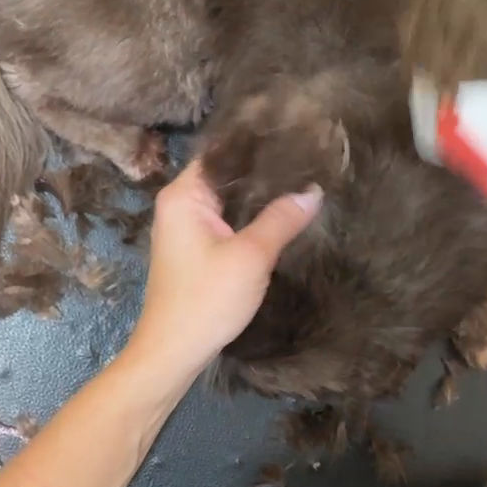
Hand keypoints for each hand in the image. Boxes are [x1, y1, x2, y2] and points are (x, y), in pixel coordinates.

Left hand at [126, 161, 321, 379]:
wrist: (174, 350)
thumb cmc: (207, 299)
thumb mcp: (251, 256)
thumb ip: (281, 219)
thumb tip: (313, 191)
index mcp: (184, 195)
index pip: (223, 152)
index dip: (258, 143)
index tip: (296, 136)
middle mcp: (179, 204)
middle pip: (225, 175)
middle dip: (263, 170)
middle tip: (307, 160)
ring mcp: (183, 229)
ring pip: (226, 200)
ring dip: (256, 196)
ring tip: (300, 182)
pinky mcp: (193, 251)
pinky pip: (224, 221)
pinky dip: (247, 217)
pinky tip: (277, 216)